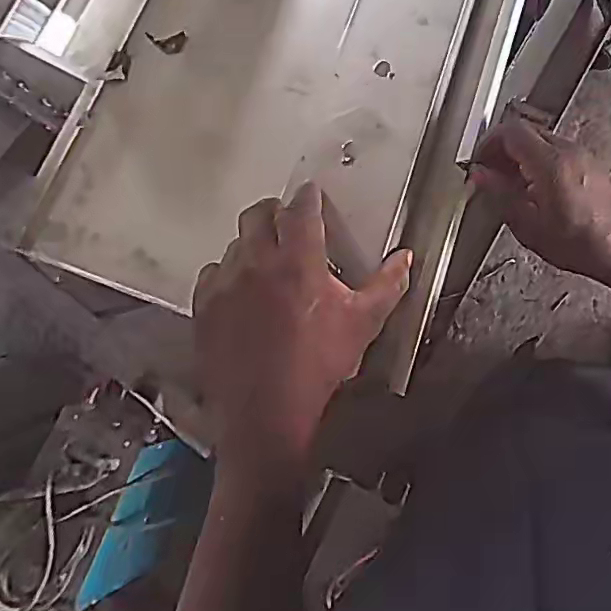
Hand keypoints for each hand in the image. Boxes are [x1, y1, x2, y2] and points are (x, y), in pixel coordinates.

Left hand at [191, 183, 410, 476]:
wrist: (266, 416)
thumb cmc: (320, 365)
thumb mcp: (363, 324)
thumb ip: (388, 285)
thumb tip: (406, 258)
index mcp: (299, 261)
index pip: (301, 209)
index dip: (309, 197)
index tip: (313, 194)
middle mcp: (257, 263)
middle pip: (259, 213)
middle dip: (276, 211)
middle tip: (290, 224)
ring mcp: (225, 284)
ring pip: (235, 243)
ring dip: (253, 244)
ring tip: (269, 263)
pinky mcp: (204, 307)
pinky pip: (213, 272)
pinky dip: (228, 273)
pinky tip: (242, 291)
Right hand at [466, 110, 610, 282]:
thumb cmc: (580, 243)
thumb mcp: (528, 225)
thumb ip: (500, 194)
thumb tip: (480, 175)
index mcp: (551, 163)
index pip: (511, 131)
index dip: (489, 144)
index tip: (480, 162)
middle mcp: (569, 152)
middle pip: (526, 131)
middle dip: (504, 149)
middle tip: (492, 173)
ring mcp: (583, 155)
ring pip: (542, 140)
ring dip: (522, 156)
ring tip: (512, 185)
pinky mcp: (591, 164)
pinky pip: (558, 151)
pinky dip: (541, 161)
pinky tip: (536, 189)